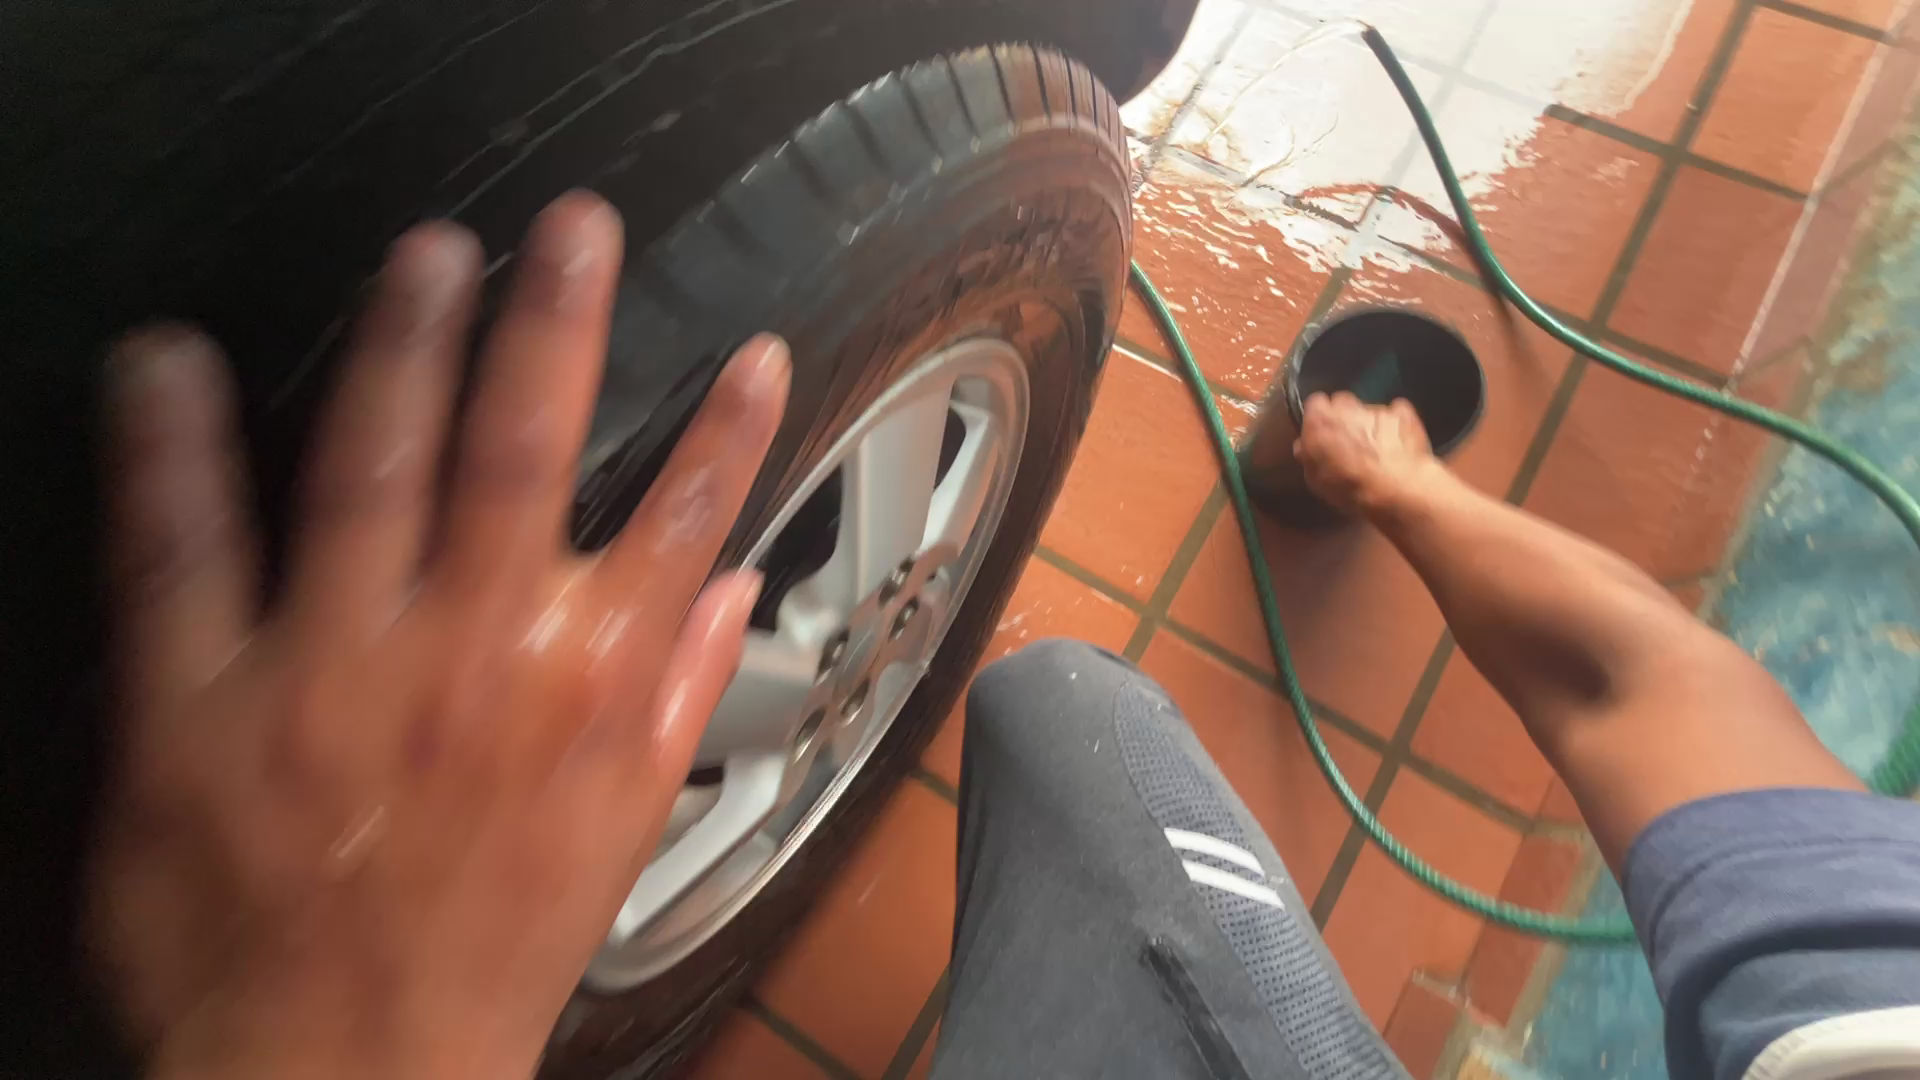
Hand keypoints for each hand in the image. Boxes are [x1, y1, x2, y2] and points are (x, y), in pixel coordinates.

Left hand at [89, 191, 789, 1079]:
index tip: (759, 354)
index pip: (688, 522)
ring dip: (402, 348)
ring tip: (429, 255)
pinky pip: (181, 557)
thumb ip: (689, 678)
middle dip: (558, 329)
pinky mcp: (198, 708)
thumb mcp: (638, 809)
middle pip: (525, 455)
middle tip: (571, 232)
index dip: (733, 429)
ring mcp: (336, 668)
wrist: (352, 1057)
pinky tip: (166, 360)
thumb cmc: (515, 921)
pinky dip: (166, 452)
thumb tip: (736, 581)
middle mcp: (479, 651)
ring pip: (368, 470)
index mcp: (592, 682)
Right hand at [1292, 391, 1437, 514]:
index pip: (1314, 403)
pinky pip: (1397, 412)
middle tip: (1347, 438)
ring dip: (1368, 422)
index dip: (1318, 417)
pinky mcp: (1404, 414)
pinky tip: (1397, 441)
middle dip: (1343, 415)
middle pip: (1342, 401)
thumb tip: (1304, 445)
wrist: (1396, 490)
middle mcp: (1347, 407)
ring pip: (1369, 408)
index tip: (1321, 431)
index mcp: (1320, 420)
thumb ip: (1307, 456)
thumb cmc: (1348, 487)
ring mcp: (1378, 408)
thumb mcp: (1315, 479)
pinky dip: (1395, 423)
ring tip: (1376, 445)